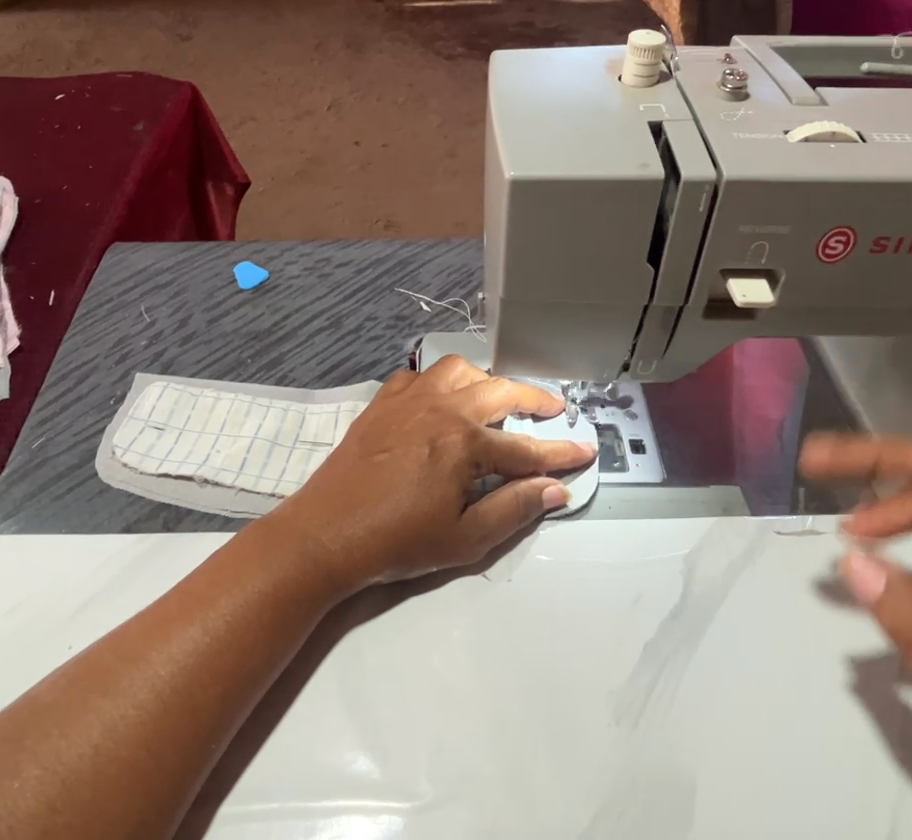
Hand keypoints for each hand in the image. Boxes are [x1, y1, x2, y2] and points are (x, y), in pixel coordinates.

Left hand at [267, 356, 595, 591]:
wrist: (325, 533)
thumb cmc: (397, 542)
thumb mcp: (465, 539)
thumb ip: (515, 509)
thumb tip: (555, 488)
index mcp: (465, 443)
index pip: (527, 447)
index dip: (561, 452)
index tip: (586, 450)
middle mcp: (441, 409)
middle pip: (500, 392)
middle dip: (533, 399)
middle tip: (554, 409)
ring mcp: (408, 400)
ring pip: (458, 370)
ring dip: (485, 379)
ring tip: (497, 397)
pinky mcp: (382, 403)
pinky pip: (418, 376)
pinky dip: (439, 382)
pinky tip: (441, 400)